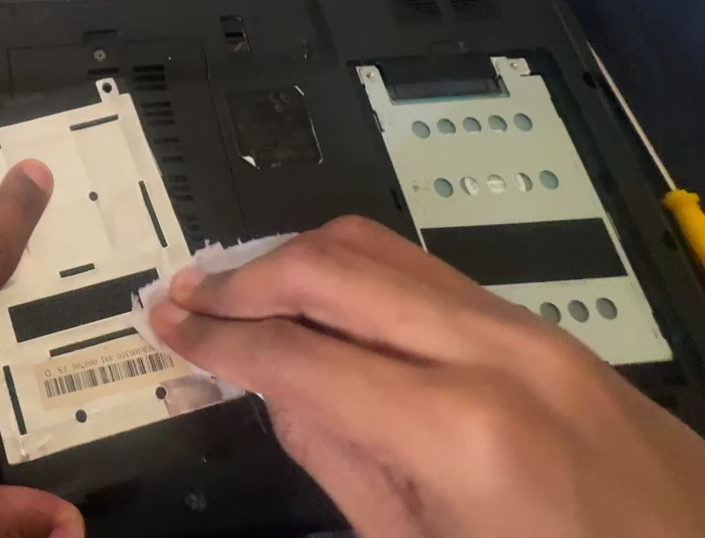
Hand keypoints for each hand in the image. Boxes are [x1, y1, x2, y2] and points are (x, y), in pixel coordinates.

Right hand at [147, 216, 704, 537]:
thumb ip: (336, 461)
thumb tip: (270, 384)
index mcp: (461, 431)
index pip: (296, 352)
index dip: (214, 336)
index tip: (164, 323)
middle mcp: (490, 349)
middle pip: (327, 266)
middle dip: (240, 275)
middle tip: (185, 295)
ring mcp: (523, 324)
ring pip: (369, 244)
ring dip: (286, 257)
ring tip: (234, 285)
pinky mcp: (540, 320)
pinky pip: (415, 266)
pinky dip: (343, 267)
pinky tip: (313, 295)